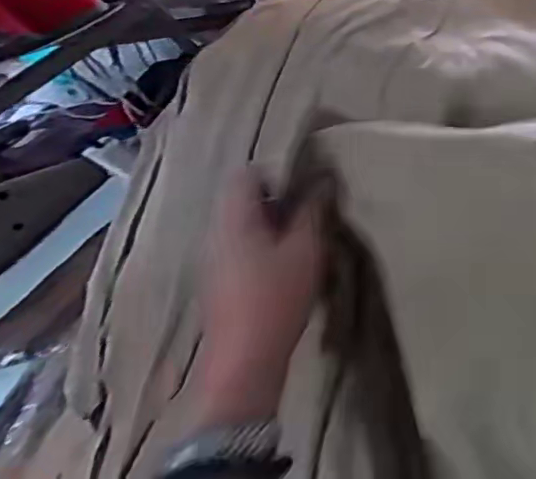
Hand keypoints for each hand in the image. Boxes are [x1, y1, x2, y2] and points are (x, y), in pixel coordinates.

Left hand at [189, 169, 328, 425]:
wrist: (244, 363)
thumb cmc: (276, 297)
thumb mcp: (306, 247)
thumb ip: (313, 209)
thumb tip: (322, 180)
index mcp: (233, 222)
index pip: (245, 175)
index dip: (276, 171)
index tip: (305, 182)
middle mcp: (215, 237)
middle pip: (242, 199)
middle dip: (277, 197)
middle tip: (311, 205)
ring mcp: (213, 262)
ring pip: (243, 224)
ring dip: (272, 221)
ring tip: (303, 232)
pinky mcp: (218, 282)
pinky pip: (240, 245)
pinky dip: (263, 242)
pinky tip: (286, 260)